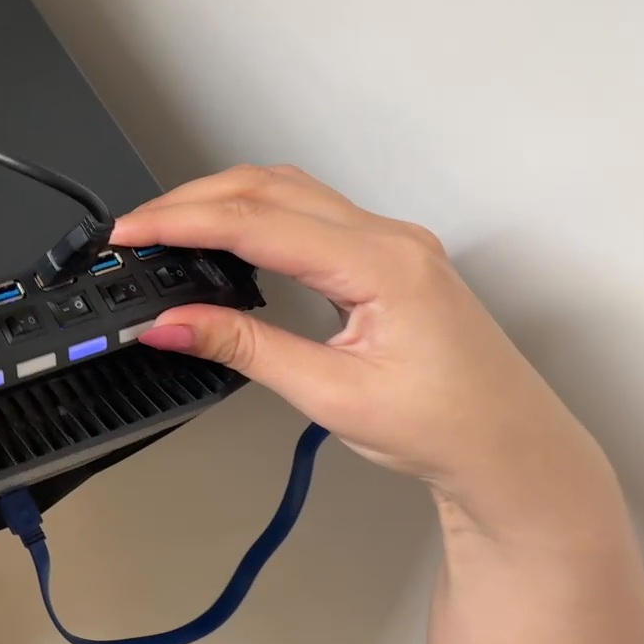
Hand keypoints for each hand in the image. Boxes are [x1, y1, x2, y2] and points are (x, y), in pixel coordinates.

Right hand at [109, 165, 613, 534]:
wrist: (517, 456)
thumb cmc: (445, 430)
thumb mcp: (329, 393)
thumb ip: (241, 346)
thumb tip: (166, 323)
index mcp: (383, 265)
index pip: (257, 222)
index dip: (181, 223)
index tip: (127, 234)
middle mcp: (387, 238)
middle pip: (266, 187)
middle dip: (187, 201)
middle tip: (132, 230)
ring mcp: (386, 241)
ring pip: (282, 189)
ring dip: (215, 199)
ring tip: (162, 228)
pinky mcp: (377, 254)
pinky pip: (299, 209)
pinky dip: (244, 211)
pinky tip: (216, 234)